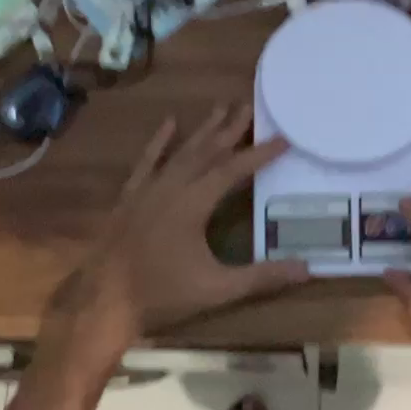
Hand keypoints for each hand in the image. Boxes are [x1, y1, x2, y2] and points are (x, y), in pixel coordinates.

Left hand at [41, 105, 309, 365]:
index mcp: (193, 204)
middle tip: (250, 106)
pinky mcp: (130, 197)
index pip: (233, 170)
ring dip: (203, 130)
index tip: (282, 138)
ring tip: (221, 107)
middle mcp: (171, 187)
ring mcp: (147, 190)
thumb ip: (262, 277)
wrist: (103, 303)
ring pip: (181, 152)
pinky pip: (148, 161)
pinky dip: (160, 141)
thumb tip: (308, 268)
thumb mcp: (218, 289)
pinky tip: (170, 123)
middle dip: (230, 129)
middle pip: (206, 151)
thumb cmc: (162, 295)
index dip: (259, 154)